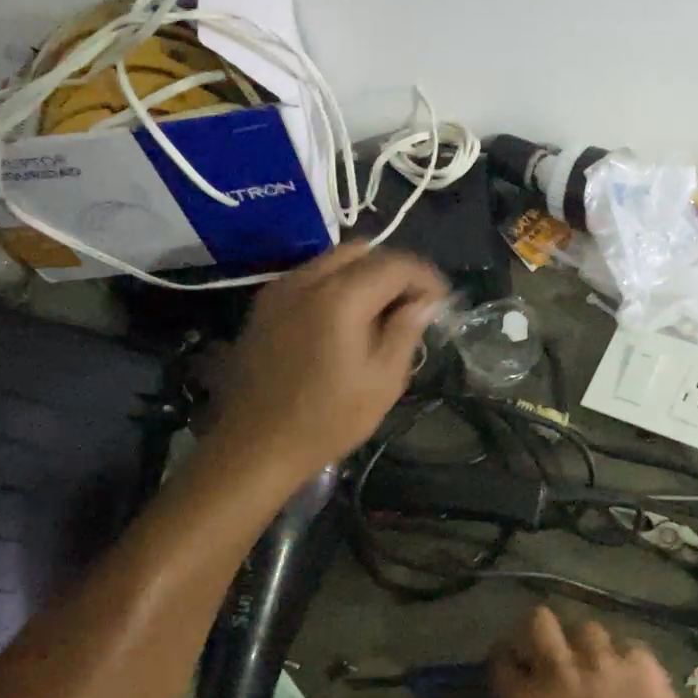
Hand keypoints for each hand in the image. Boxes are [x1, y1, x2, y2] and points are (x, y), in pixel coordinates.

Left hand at [211, 244, 446, 476]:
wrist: (255, 446)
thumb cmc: (328, 419)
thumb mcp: (383, 381)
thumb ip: (405, 332)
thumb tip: (424, 302)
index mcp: (340, 297)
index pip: (395, 264)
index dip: (425, 277)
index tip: (442, 302)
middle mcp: (307, 280)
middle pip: (361, 251)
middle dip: (394, 271)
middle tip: (413, 304)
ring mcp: (279, 290)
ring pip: (332, 261)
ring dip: (364, 276)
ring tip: (383, 313)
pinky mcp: (264, 307)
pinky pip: (310, 278)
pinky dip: (337, 286)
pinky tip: (347, 321)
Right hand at [492, 607, 697, 697]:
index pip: (500, 660)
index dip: (506, 658)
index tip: (515, 662)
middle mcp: (559, 671)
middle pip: (539, 620)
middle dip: (540, 629)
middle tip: (551, 647)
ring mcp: (602, 660)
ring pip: (585, 627)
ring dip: (586, 645)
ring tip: (597, 663)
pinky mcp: (640, 659)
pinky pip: (627, 644)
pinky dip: (626, 659)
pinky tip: (633, 678)